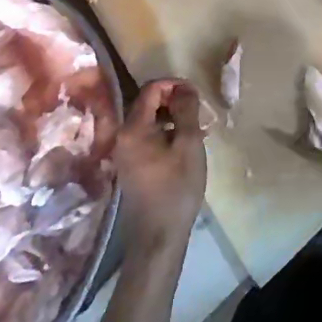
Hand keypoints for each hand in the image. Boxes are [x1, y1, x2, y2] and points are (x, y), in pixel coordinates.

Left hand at [115, 79, 206, 257]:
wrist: (158, 236)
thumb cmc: (176, 187)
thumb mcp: (189, 144)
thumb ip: (186, 111)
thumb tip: (185, 87)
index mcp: (133, 129)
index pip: (151, 89)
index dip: (174, 84)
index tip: (196, 93)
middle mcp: (122, 136)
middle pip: (147, 103)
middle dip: (174, 101)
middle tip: (198, 111)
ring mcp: (124, 152)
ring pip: (149, 120)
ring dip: (172, 117)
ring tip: (196, 128)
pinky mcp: (131, 164)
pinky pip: (148, 136)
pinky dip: (166, 132)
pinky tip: (185, 144)